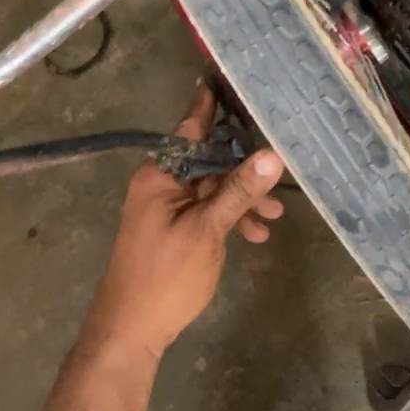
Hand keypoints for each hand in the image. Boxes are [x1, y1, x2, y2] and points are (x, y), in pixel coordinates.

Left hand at [84, 83, 284, 359]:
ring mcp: (166, 207)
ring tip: (273, 217)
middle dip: (244, 169)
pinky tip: (254, 234)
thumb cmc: (165, 276)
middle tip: (280, 171)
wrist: (129, 333)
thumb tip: (272, 154)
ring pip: (212, 188)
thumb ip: (238, 191)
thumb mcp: (207, 230)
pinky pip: (206, 210)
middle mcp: (161, 183)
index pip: (191, 126)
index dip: (213, 103)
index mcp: (161, 174)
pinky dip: (229, 218)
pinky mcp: (173, 229)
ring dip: (241, 198)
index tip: (232, 78)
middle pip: (209, 159)